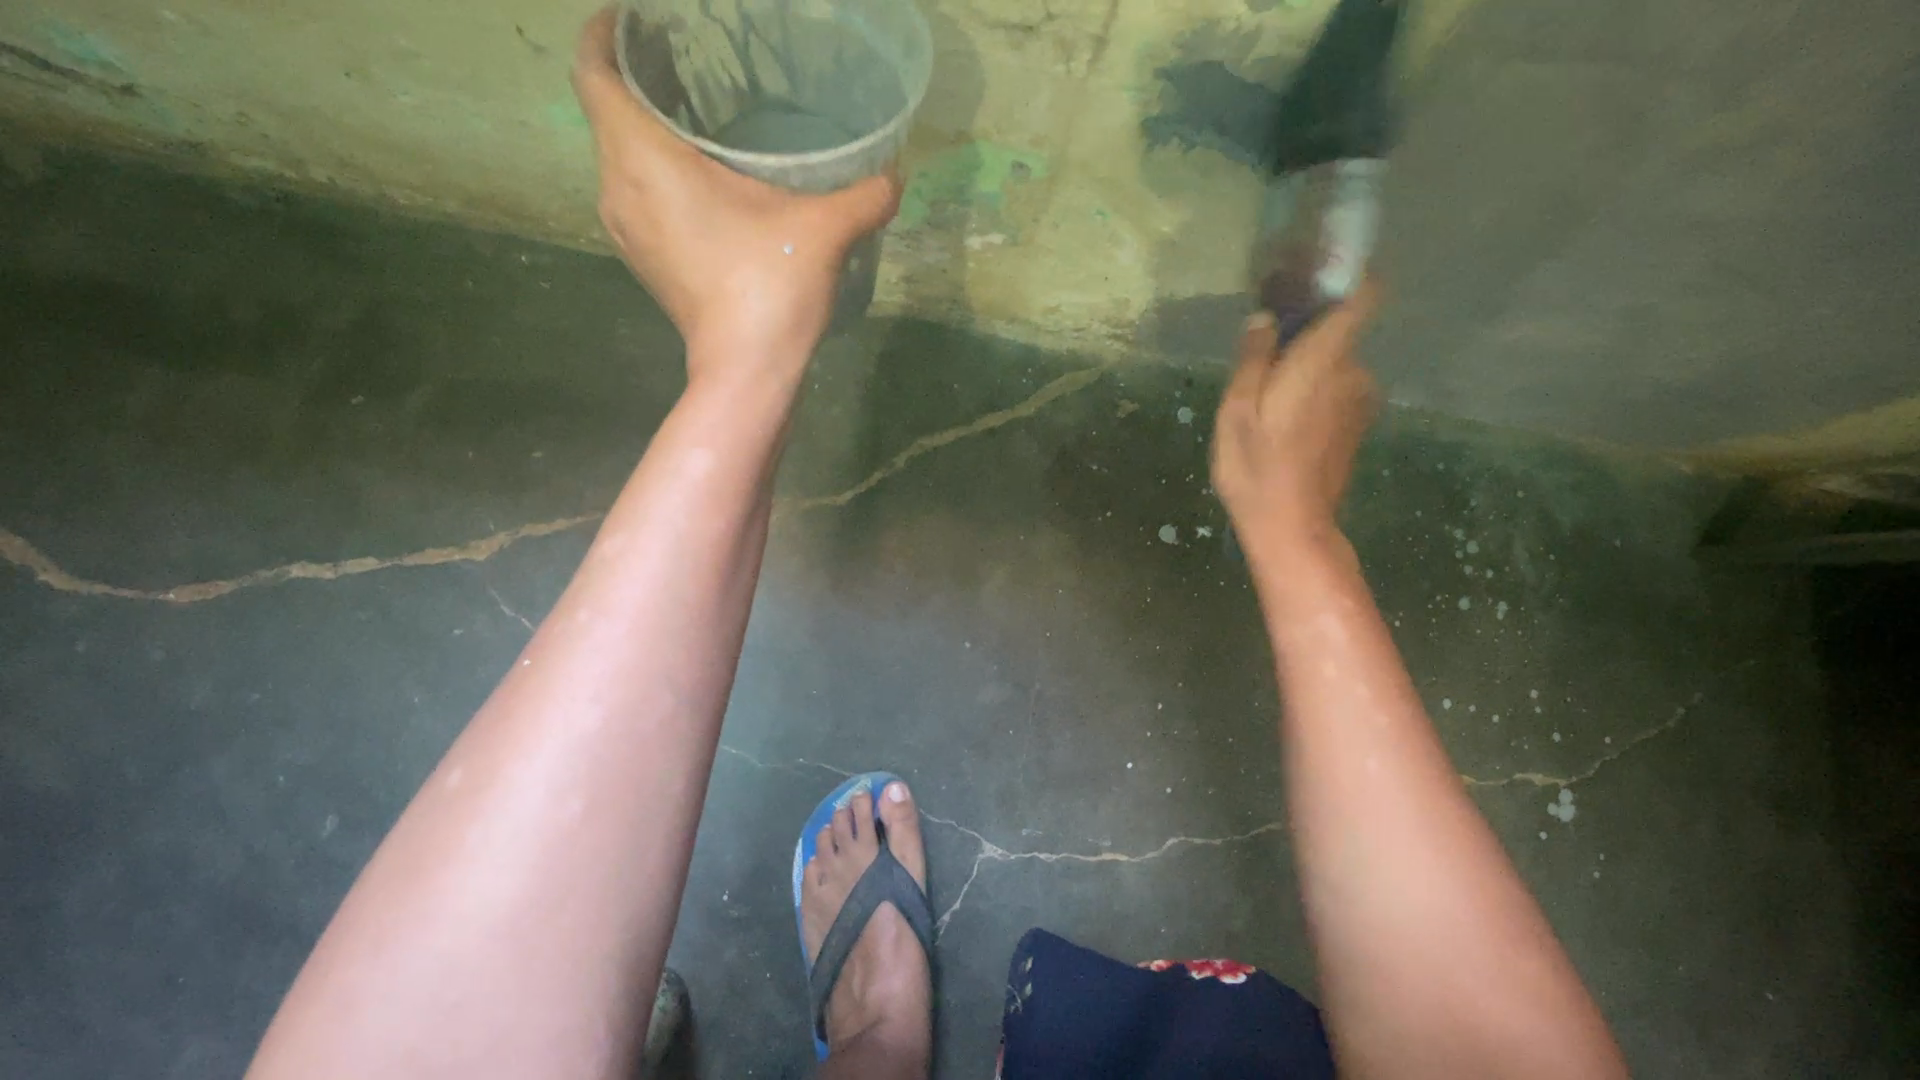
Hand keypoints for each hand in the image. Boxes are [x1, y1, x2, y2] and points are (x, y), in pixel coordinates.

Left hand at [571, 8, 901, 375]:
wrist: (745, 369)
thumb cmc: (769, 286)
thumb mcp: (825, 228)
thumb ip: (864, 193)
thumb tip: (895, 175)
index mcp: (642, 159)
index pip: (595, 73)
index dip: (605, 35)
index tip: (636, 21)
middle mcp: (617, 188)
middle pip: (605, 111)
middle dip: (635, 79)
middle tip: (685, 60)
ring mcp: (626, 230)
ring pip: (618, 156)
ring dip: (646, 130)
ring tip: (695, 114)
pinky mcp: (643, 260)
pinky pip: (635, 193)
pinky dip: (656, 171)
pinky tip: (702, 178)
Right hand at [1211, 288, 1379, 546]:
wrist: (1290, 525)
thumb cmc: (1256, 466)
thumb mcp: (1237, 409)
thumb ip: (1254, 357)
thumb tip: (1264, 318)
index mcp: (1325, 361)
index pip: (1363, 298)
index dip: (1349, 276)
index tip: (1317, 272)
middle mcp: (1354, 373)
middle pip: (1337, 332)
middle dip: (1304, 332)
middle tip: (1261, 351)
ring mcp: (1360, 400)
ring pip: (1334, 363)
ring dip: (1306, 367)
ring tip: (1265, 394)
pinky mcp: (1357, 424)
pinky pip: (1336, 388)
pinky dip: (1314, 390)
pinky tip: (1282, 419)